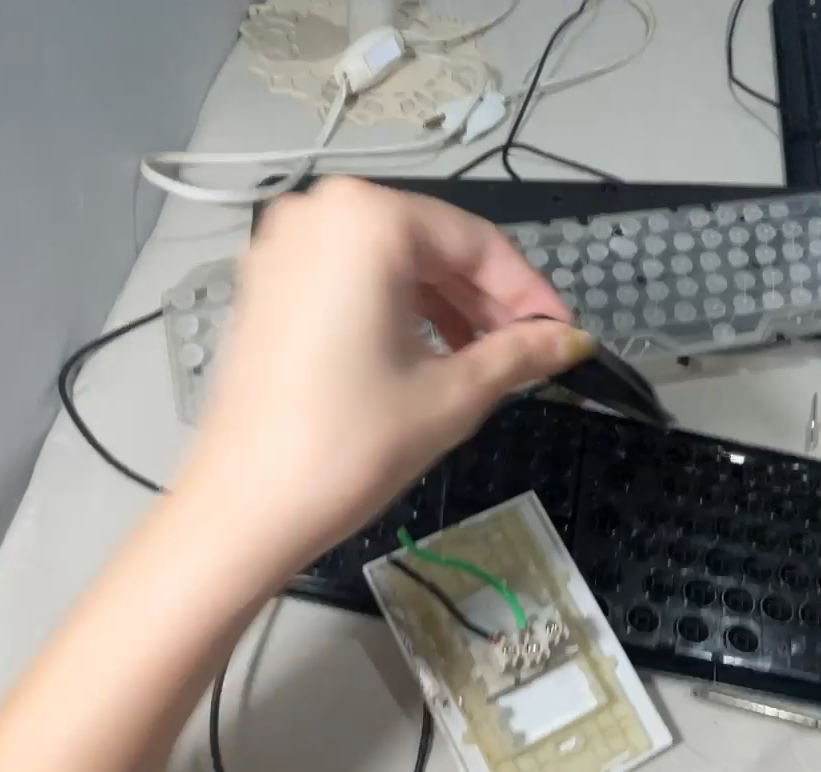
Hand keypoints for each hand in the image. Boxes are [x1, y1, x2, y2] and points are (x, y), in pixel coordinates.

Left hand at [177, 177, 589, 580]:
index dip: (530, 293)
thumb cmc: (352, 444)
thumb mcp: (451, 396)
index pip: (475, 243)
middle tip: (530, 352)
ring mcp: (283, 249)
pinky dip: (399, 314)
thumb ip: (520, 355)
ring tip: (485, 362)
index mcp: (366, 220)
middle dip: (487, 303)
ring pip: (392, 267)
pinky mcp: (267, 289)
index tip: (564, 333)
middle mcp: (318, 213)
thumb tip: (574, 341)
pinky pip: (353, 284)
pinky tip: (429, 356)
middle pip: (431, 248)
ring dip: (447, 310)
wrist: (246, 508)